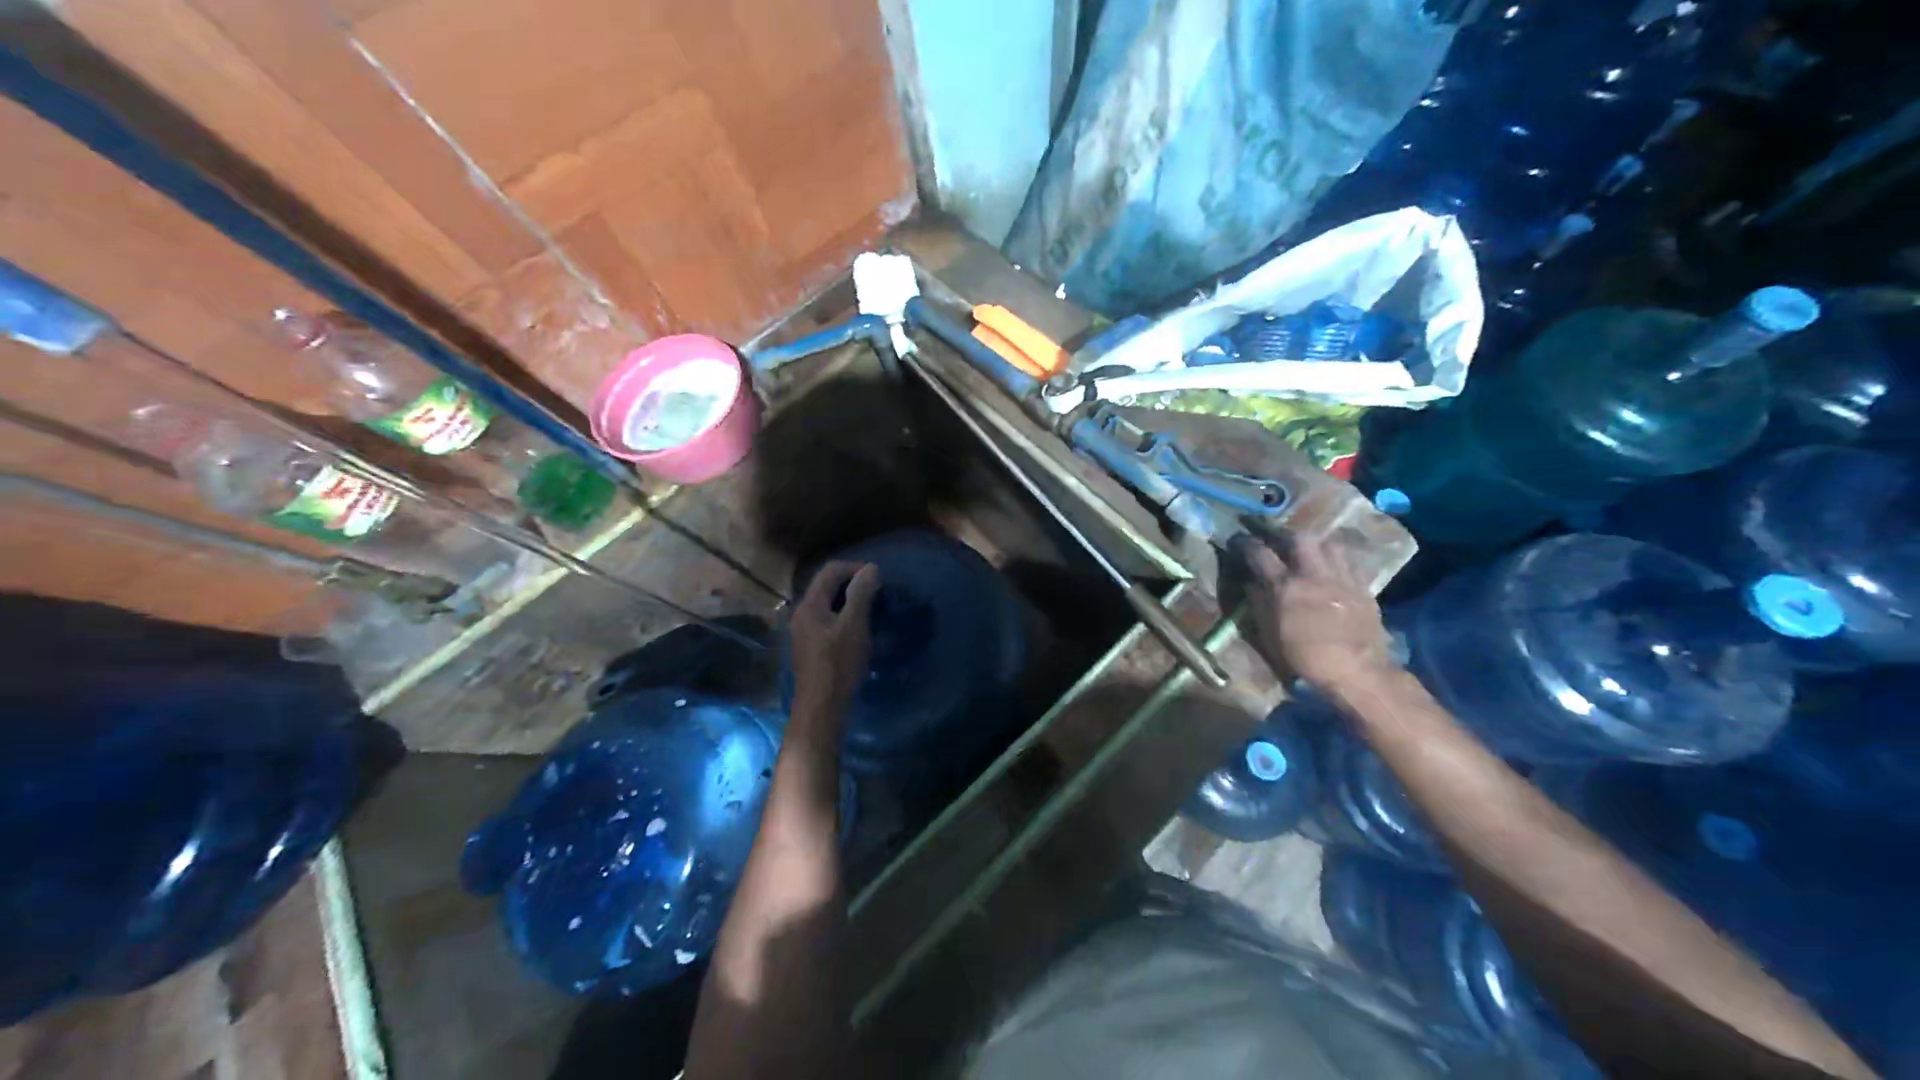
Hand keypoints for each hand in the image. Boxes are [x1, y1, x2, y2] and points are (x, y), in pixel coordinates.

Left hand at [788, 562, 881, 719]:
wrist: (821, 707)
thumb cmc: (839, 664)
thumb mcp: (854, 625)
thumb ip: (861, 594)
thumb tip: (870, 568)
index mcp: (810, 604)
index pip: (830, 570)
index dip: (855, 568)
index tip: (879, 578)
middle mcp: (802, 613)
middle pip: (827, 586)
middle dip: (853, 584)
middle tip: (878, 593)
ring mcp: (803, 631)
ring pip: (828, 604)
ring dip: (850, 601)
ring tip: (873, 610)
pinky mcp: (809, 646)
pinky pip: (827, 620)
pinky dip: (844, 617)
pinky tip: (859, 630)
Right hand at [1244, 536, 1393, 690]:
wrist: (1357, 671)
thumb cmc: (1306, 657)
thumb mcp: (1270, 635)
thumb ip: (1259, 604)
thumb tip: (1250, 583)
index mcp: (1286, 588)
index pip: (1260, 554)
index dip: (1246, 543)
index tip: (1238, 540)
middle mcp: (1313, 575)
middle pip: (1298, 538)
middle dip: (1283, 534)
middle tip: (1274, 538)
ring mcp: (1341, 577)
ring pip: (1328, 543)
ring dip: (1313, 543)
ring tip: (1306, 550)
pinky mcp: (1362, 585)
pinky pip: (1349, 559)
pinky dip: (1336, 558)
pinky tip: (1331, 566)